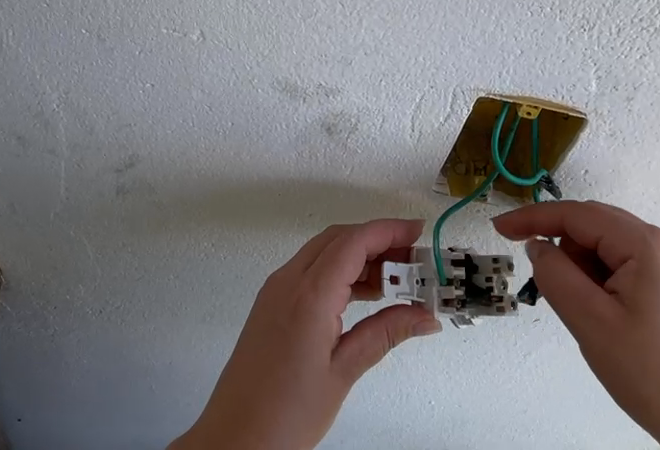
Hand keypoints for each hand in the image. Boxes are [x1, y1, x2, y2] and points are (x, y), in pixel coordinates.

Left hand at [171, 218, 441, 449]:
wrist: (235, 440)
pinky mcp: (271, 304)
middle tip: (413, 257)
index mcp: (308, 295)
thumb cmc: (283, 415)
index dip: (388, 230)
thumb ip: (385, 334)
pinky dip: (339, 271)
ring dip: (358, 255)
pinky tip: (364, 295)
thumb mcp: (343, 372)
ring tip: (395, 279)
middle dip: (377, 239)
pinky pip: (310, 269)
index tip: (417, 232)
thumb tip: (424, 316)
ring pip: (323, 251)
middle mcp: (287, 282)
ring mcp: (275, 291)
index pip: (354, 242)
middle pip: (339, 238)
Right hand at [493, 201, 659, 449]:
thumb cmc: (651, 375)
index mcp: (647, 244)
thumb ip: (555, 275)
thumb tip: (538, 245)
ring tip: (587, 313)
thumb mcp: (590, 323)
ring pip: (611, 247)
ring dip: (585, 268)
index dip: (533, 217)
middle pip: (596, 226)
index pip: (577, 214)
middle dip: (564, 247)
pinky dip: (604, 279)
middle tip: (547, 286)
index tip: (499, 228)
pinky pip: (629, 265)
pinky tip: (605, 313)